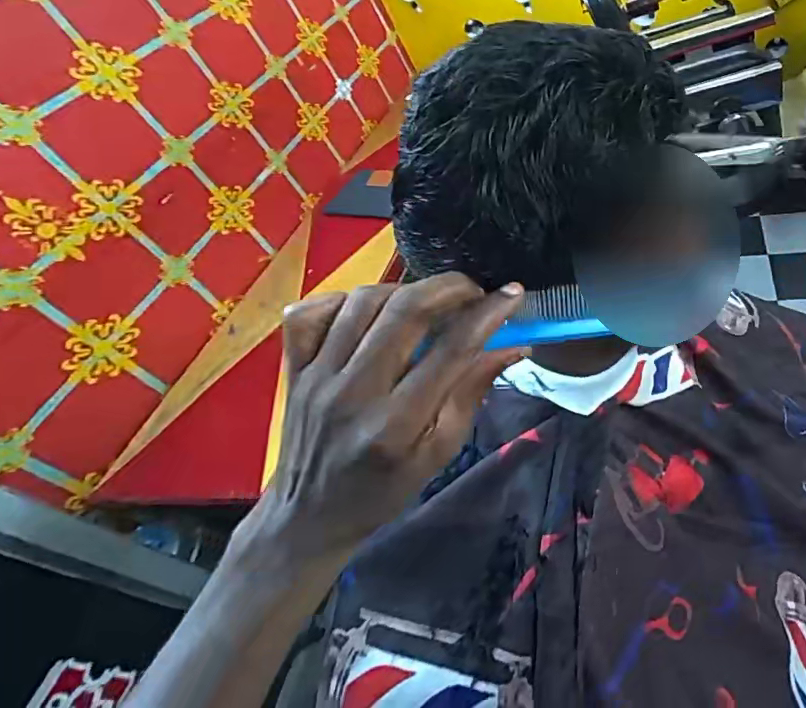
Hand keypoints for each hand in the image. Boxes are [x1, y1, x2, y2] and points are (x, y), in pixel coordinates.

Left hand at [238, 274, 528, 568]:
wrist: (307, 516)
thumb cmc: (381, 492)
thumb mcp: (437, 457)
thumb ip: (471, 395)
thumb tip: (510, 345)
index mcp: (395, 425)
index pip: (450, 351)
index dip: (487, 314)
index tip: (511, 294)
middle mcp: (353, 393)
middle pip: (405, 312)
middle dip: (448, 288)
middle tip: (471, 290)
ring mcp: (317, 376)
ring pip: (364, 301)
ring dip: (404, 290)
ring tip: (425, 302)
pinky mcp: (294, 367)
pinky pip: (313, 311)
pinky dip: (344, 298)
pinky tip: (367, 310)